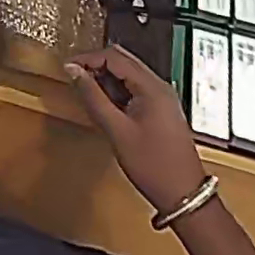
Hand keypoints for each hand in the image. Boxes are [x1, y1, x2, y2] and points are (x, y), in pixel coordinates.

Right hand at [67, 44, 208, 212]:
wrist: (186, 197)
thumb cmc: (151, 164)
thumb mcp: (117, 131)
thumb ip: (94, 98)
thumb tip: (73, 70)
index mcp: (150, 85)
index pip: (114, 57)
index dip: (89, 58)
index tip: (67, 67)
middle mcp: (158, 84)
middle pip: (123, 60)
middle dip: (97, 65)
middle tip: (75, 78)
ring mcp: (162, 97)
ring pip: (128, 74)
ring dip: (107, 78)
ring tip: (87, 93)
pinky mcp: (161, 109)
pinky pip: (135, 89)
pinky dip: (118, 91)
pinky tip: (106, 105)